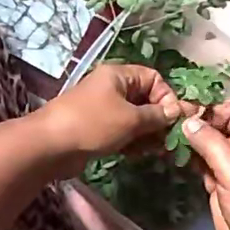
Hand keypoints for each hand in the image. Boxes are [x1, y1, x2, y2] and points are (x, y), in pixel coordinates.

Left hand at [31, 63, 181, 174]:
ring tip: (156, 150)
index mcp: (118, 75)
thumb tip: (179, 111)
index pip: (153, 78)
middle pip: (145, 99)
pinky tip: (138, 154)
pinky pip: (121, 131)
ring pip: (134, 118)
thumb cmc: (93, 124)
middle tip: (169, 140)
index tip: (173, 119)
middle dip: (159, 119)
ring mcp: (102, 109)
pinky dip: (132, 140)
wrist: (50, 146)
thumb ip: (157, 115)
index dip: (167, 97)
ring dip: (147, 133)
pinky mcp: (96, 129)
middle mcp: (110, 88)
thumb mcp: (131, 118)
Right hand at [177, 102, 229, 229]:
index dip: (210, 111)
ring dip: (192, 142)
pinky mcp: (224, 180)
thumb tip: (187, 120)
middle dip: (197, 126)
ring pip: (211, 143)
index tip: (183, 113)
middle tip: (170, 124)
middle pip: (221, 126)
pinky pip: (206, 161)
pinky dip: (192, 157)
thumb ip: (209, 142)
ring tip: (168, 137)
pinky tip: (174, 152)